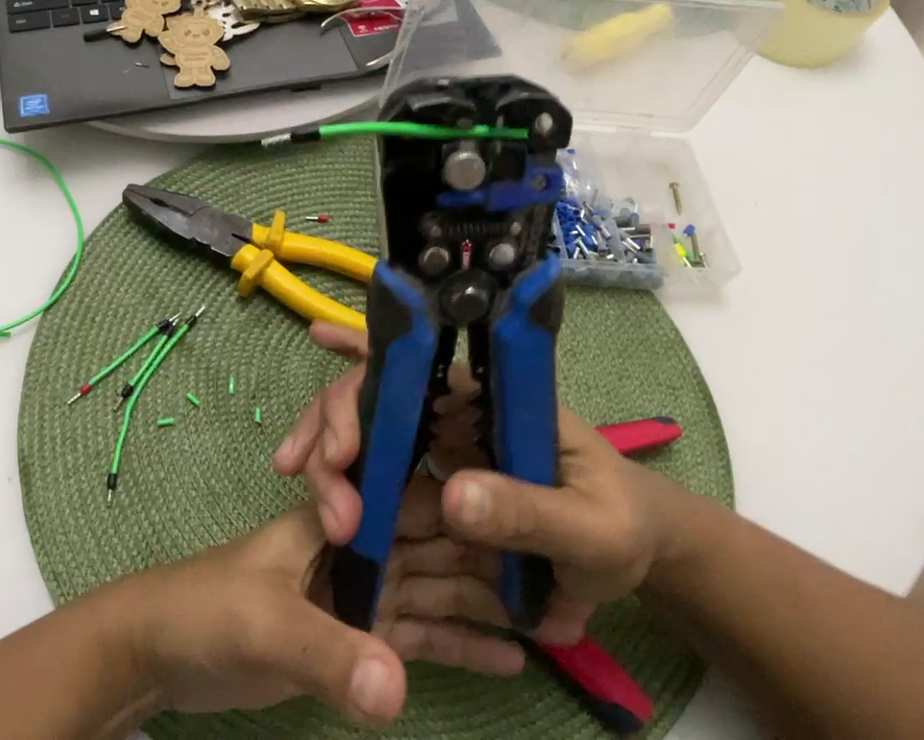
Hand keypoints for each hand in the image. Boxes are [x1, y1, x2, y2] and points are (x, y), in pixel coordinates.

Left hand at [126, 497, 522, 726]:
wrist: (159, 649)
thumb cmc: (207, 611)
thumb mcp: (266, 626)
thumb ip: (329, 655)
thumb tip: (399, 696)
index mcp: (342, 522)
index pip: (420, 507)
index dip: (478, 515)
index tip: (545, 531)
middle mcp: (360, 549)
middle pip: (441, 552)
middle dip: (497, 565)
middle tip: (570, 587)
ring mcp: (359, 594)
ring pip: (437, 595)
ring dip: (488, 609)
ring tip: (556, 625)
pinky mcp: (353, 637)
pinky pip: (417, 638)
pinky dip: (459, 648)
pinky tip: (509, 661)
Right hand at [275, 321, 681, 645]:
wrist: (631, 553)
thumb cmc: (620, 529)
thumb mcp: (590, 531)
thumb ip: (531, 512)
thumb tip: (451, 493)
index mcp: (498, 397)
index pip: (422, 369)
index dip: (367, 386)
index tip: (339, 443)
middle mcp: (462, 403)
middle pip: (380, 390)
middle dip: (336, 429)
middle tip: (320, 493)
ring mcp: (443, 433)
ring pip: (366, 417)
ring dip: (324, 444)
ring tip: (291, 476)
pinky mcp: (433, 467)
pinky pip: (374, 452)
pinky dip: (335, 454)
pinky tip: (299, 459)